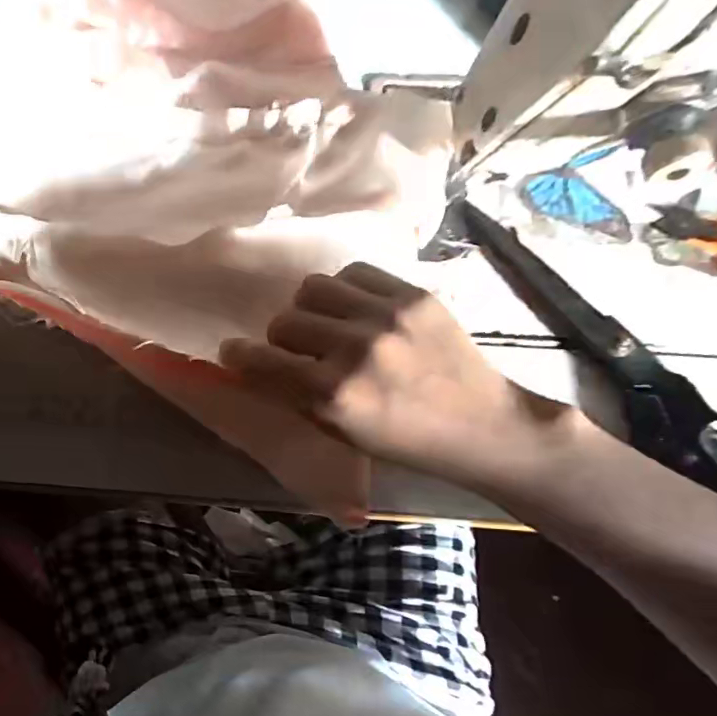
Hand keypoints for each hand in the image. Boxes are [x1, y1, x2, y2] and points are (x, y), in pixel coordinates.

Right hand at [220, 262, 573, 481]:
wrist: (483, 425)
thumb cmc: (407, 443)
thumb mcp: (344, 434)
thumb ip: (300, 398)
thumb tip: (259, 368)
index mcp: (335, 396)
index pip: (263, 362)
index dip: (239, 355)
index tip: (233, 351)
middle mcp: (355, 350)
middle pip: (284, 320)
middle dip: (280, 337)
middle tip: (297, 348)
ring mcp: (386, 317)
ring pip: (313, 288)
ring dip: (309, 308)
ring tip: (327, 322)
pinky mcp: (412, 295)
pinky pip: (354, 273)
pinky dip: (345, 290)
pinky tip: (356, 308)